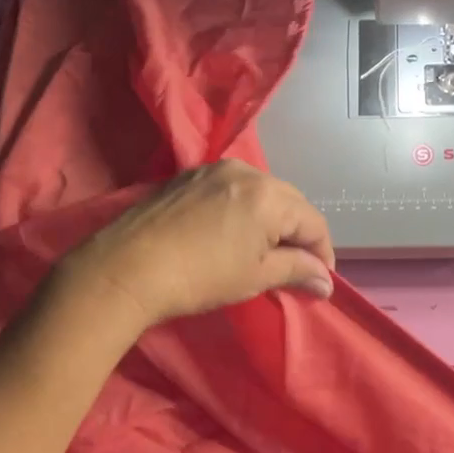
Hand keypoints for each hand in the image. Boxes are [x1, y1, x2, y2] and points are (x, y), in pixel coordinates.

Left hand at [58, 159, 335, 330]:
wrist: (128, 268)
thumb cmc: (200, 277)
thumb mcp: (255, 277)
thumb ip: (296, 271)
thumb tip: (326, 281)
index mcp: (269, 196)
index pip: (313, 222)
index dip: (323, 254)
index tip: (320, 281)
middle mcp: (245, 172)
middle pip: (289, 202)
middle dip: (298, 234)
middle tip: (297, 268)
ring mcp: (212, 171)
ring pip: (259, 193)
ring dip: (270, 220)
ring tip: (266, 251)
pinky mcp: (186, 178)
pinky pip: (229, 191)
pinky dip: (242, 211)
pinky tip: (232, 235)